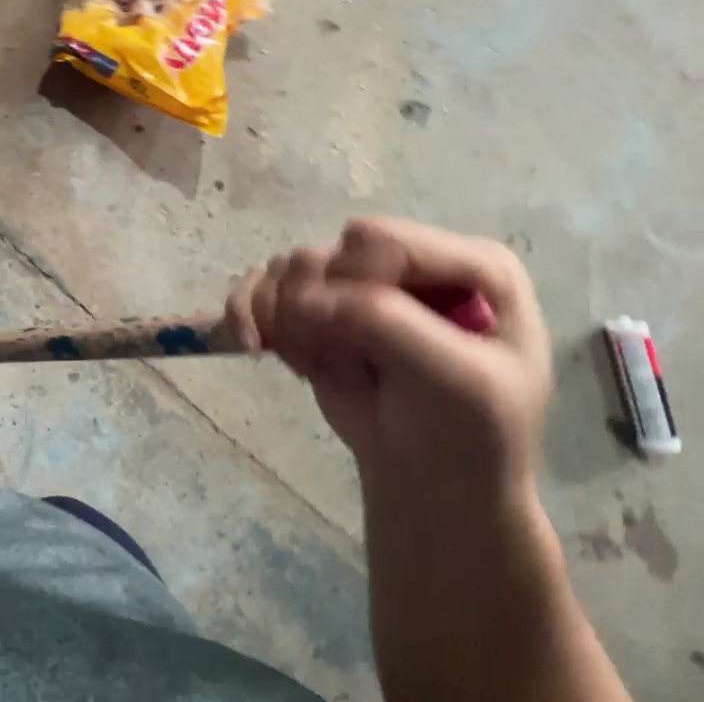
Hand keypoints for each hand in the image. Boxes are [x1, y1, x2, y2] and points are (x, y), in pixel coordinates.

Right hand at [226, 217, 552, 508]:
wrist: (430, 475)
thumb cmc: (466, 431)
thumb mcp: (454, 379)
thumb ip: (384, 323)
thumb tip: (297, 297)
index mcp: (467, 265)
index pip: (381, 240)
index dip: (357, 286)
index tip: (366, 343)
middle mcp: (405, 262)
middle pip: (323, 255)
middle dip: (317, 312)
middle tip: (341, 362)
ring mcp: (353, 283)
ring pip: (281, 271)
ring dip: (285, 324)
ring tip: (315, 367)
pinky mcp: (310, 304)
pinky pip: (255, 287)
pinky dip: (249, 319)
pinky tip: (262, 350)